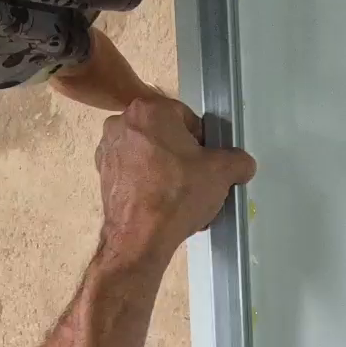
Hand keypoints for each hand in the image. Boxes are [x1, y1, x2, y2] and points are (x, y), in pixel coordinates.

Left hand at [94, 97, 256, 265]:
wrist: (140, 237)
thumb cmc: (179, 194)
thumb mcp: (222, 172)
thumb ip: (239, 160)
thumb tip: (242, 164)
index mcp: (150, 109)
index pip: (188, 119)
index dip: (204, 144)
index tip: (208, 166)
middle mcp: (122, 122)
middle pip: (167, 138)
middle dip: (184, 159)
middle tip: (197, 184)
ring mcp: (108, 149)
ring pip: (150, 157)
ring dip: (168, 173)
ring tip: (181, 201)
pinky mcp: (103, 175)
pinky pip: (135, 175)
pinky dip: (149, 186)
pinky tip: (163, 208)